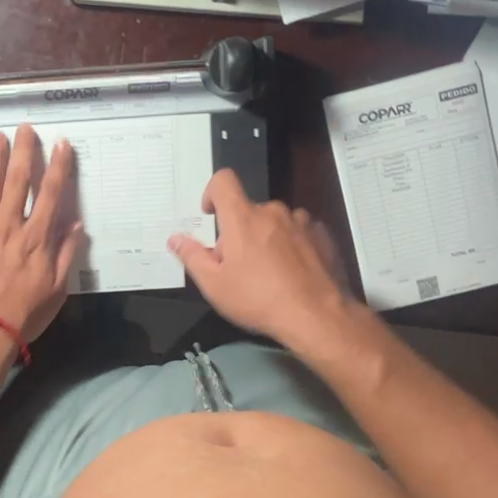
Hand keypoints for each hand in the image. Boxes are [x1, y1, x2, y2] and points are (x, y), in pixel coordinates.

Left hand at [0, 124, 83, 343]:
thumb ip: (66, 254)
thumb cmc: (24, 313)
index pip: (50, 193)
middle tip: (24, 129)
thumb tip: (77, 224)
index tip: (61, 144)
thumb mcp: (57, 288)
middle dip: (23, 152)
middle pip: (18, 180)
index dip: (57, 166)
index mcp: (36, 238)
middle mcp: (9, 225)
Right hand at [168, 169, 357, 348]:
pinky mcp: (322, 235)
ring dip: (267, 238)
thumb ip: (192, 256)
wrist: (317, 316)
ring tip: (270, 273)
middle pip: (248, 210)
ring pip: (274, 222)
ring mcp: (301, 221)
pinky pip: (298, 232)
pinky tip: (293, 273)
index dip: (212, 193)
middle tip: (239, 266)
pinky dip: (291, 245)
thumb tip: (176, 238)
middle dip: (239, 232)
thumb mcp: (215, 285)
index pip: (223, 181)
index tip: (212, 216)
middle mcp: (272, 211)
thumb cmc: (258, 300)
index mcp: (243, 218)